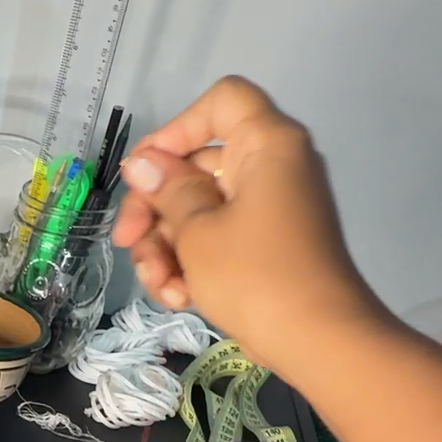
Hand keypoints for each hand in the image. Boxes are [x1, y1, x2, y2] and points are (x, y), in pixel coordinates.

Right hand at [112, 75, 382, 369]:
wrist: (315, 338)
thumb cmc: (254, 275)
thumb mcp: (197, 232)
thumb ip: (167, 190)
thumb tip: (141, 162)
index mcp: (265, 144)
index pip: (219, 103)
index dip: (174, 131)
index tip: (143, 175)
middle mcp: (270, 166)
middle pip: (196, 166)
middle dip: (154, 209)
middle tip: (126, 244)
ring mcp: (267, 208)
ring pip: (197, 211)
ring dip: (167, 249)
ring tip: (162, 288)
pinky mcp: (262, 245)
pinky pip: (215, 238)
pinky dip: (191, 265)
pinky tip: (179, 298)